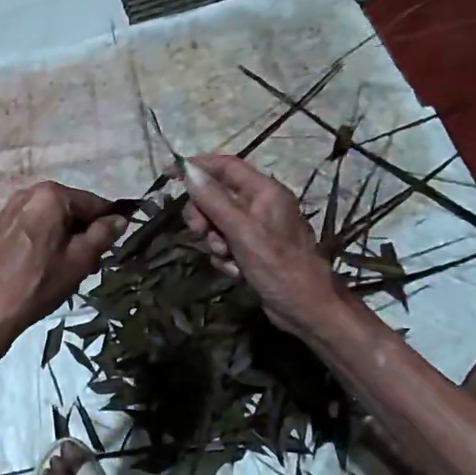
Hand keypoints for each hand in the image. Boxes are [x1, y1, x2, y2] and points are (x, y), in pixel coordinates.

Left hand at [0, 182, 128, 337]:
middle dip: (85, 234)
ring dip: (67, 239)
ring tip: (70, 270)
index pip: (95, 203)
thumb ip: (103, 234)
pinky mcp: (1, 225)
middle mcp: (30, 193)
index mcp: (52, 195)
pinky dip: (48, 241)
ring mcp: (11, 208)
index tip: (115, 247)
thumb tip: (120, 219)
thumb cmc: (39, 282)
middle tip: (91, 266)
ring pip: (53, 219)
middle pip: (72, 210)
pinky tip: (48, 266)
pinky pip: (35, 226)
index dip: (110, 225)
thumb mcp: (80, 259)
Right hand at [181, 155, 339, 332]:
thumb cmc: (277, 266)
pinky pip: (226, 243)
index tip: (171, 174)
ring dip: (214, 240)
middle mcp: (261, 205)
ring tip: (226, 257)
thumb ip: (213, 200)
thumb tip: (189, 170)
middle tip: (199, 232)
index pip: (225, 166)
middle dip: (203, 214)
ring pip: (217, 222)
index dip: (198, 167)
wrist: (305, 309)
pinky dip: (224, 256)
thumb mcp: (241, 230)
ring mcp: (257, 228)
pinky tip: (235, 271)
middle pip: (216, 195)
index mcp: (264, 191)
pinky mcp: (253, 249)